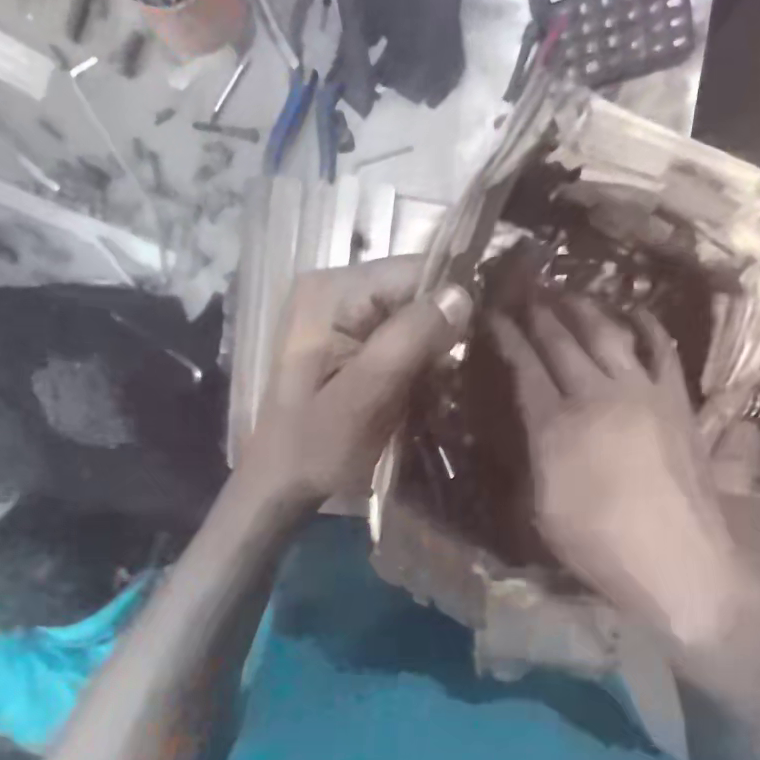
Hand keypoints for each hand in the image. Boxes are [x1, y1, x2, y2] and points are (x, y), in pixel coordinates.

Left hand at [243, 255, 471, 505]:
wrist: (280, 487)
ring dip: (436, 350)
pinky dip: (420, 362)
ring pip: (413, 316)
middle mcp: (336, 290)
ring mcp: (341, 315)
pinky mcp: (350, 341)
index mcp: (332, 291)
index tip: (479, 343)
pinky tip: (428, 390)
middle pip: (415, 292)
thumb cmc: (315, 447)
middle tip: (460, 375)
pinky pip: (401, 337)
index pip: (414, 271)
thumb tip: (462, 294)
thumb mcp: (364, 395)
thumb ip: (410, 339)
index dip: (453, 302)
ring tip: (446, 387)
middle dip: (444, 330)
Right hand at [489, 297, 750, 649]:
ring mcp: (642, 392)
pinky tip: (633, 311)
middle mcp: (597, 396)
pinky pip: (661, 350)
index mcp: (557, 425)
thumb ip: (536, 455)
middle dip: (539, 313)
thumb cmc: (600, 544)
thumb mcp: (543, 506)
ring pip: (607, 334)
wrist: (679, 561)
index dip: (507, 337)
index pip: (525, 367)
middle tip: (524, 291)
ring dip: (584, 309)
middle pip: (562, 342)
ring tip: (567, 292)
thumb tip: (534, 423)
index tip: (494, 314)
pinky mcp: (676, 400)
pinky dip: (647, 325)